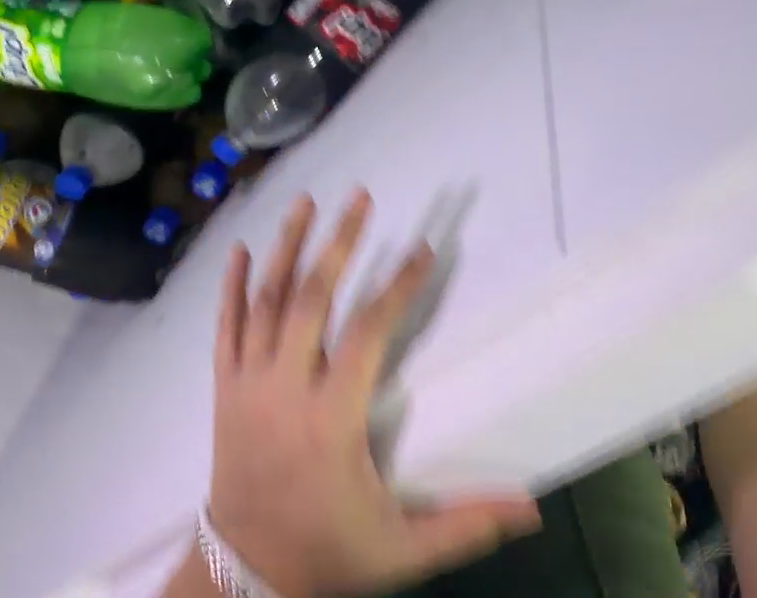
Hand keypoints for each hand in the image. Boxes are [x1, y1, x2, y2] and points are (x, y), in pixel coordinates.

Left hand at [204, 189, 540, 597]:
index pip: (369, 334)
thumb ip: (466, 524)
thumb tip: (533, 510)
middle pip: (311, 299)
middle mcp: (286, 388)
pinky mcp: (223, 390)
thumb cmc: (325, 551)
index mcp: (332, 417)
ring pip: (265, 302)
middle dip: (338, 242)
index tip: (424, 250)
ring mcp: (248, 385)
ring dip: (286, 248)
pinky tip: (240, 250)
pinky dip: (232, 288)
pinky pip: (224, 329)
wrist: (239, 578)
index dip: (398, 288)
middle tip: (360, 197)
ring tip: (305, 201)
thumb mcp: (401, 549)